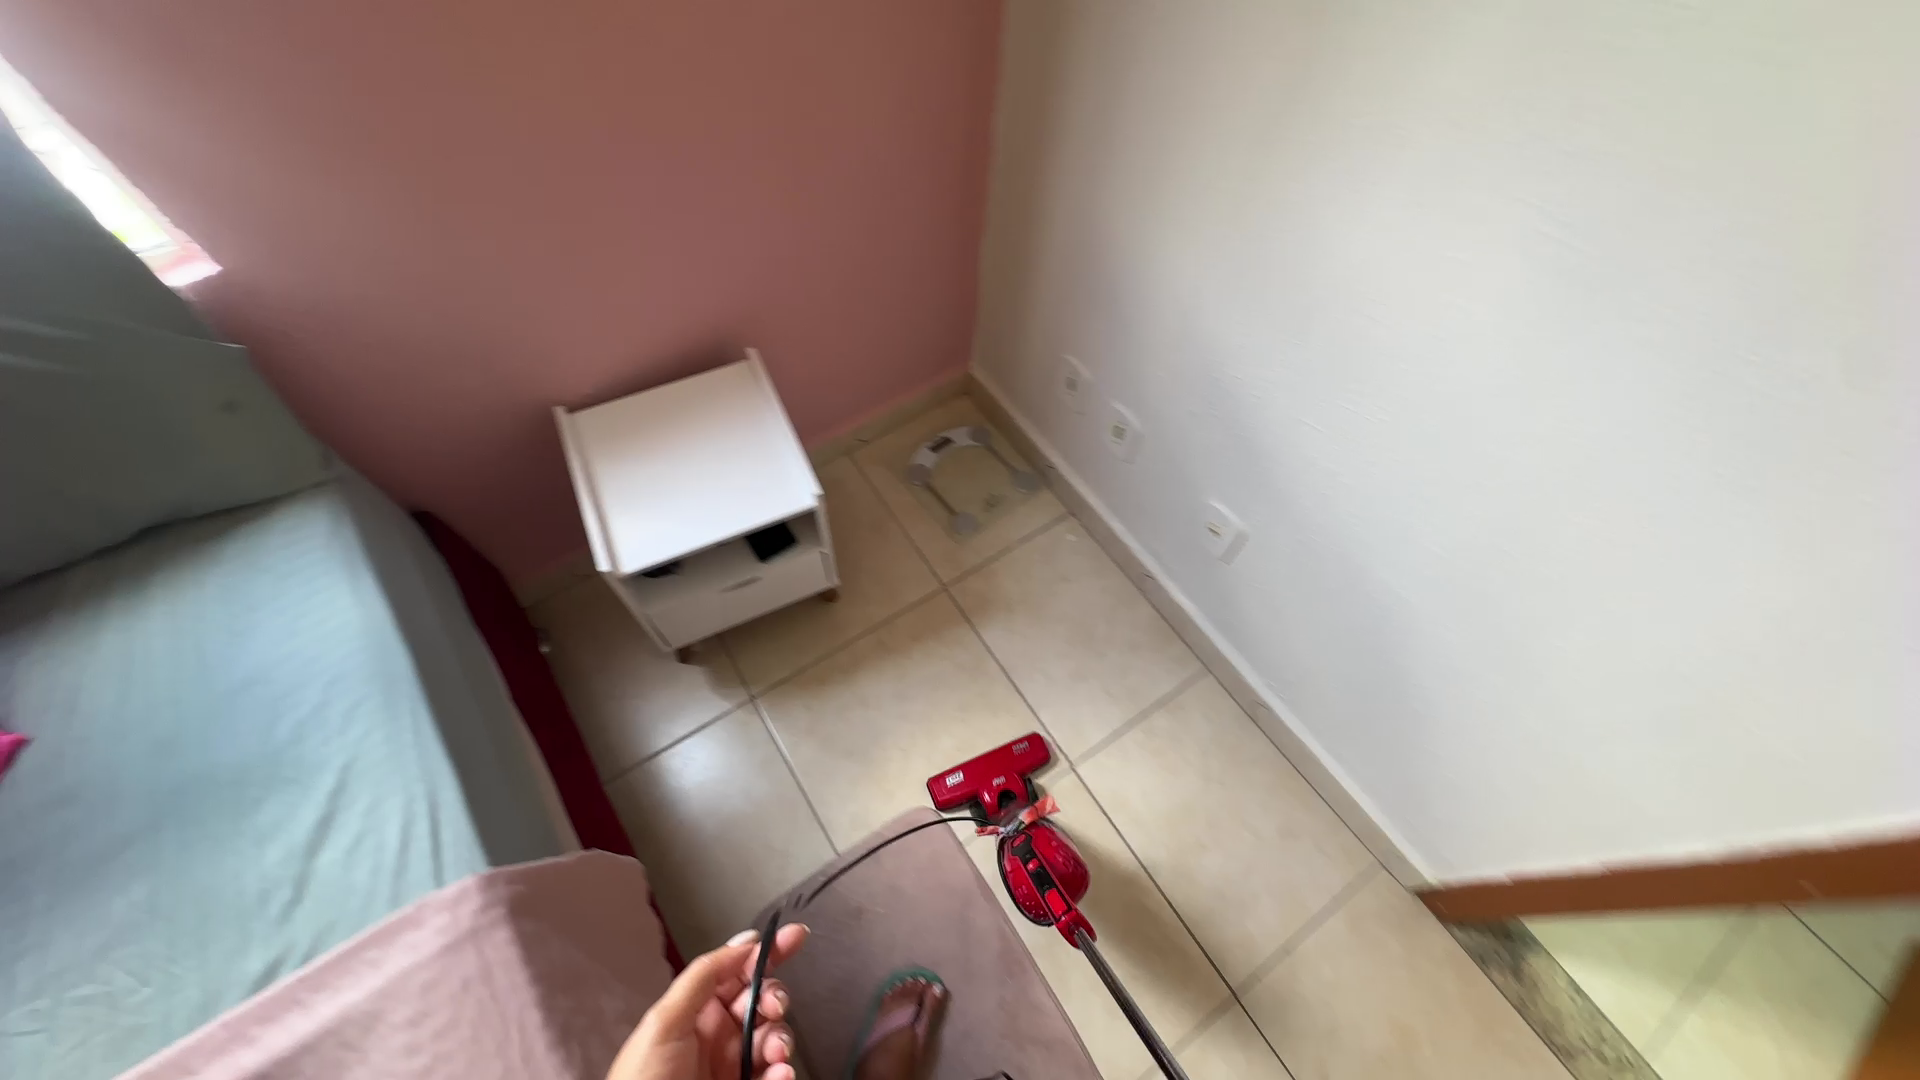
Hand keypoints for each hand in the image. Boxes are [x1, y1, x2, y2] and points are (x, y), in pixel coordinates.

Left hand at [608, 923, 810, 1079]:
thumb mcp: (663, 1023)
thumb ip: (704, 976)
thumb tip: (746, 941)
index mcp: (699, 1009)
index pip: (739, 970)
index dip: (768, 952)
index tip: (796, 937)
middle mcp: (720, 1033)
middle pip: (762, 1000)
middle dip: (775, 997)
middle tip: (773, 1007)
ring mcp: (733, 1066)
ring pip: (773, 1037)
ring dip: (781, 1038)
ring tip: (775, 1053)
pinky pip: (774, 1074)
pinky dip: (783, 1072)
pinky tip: (779, 1074)